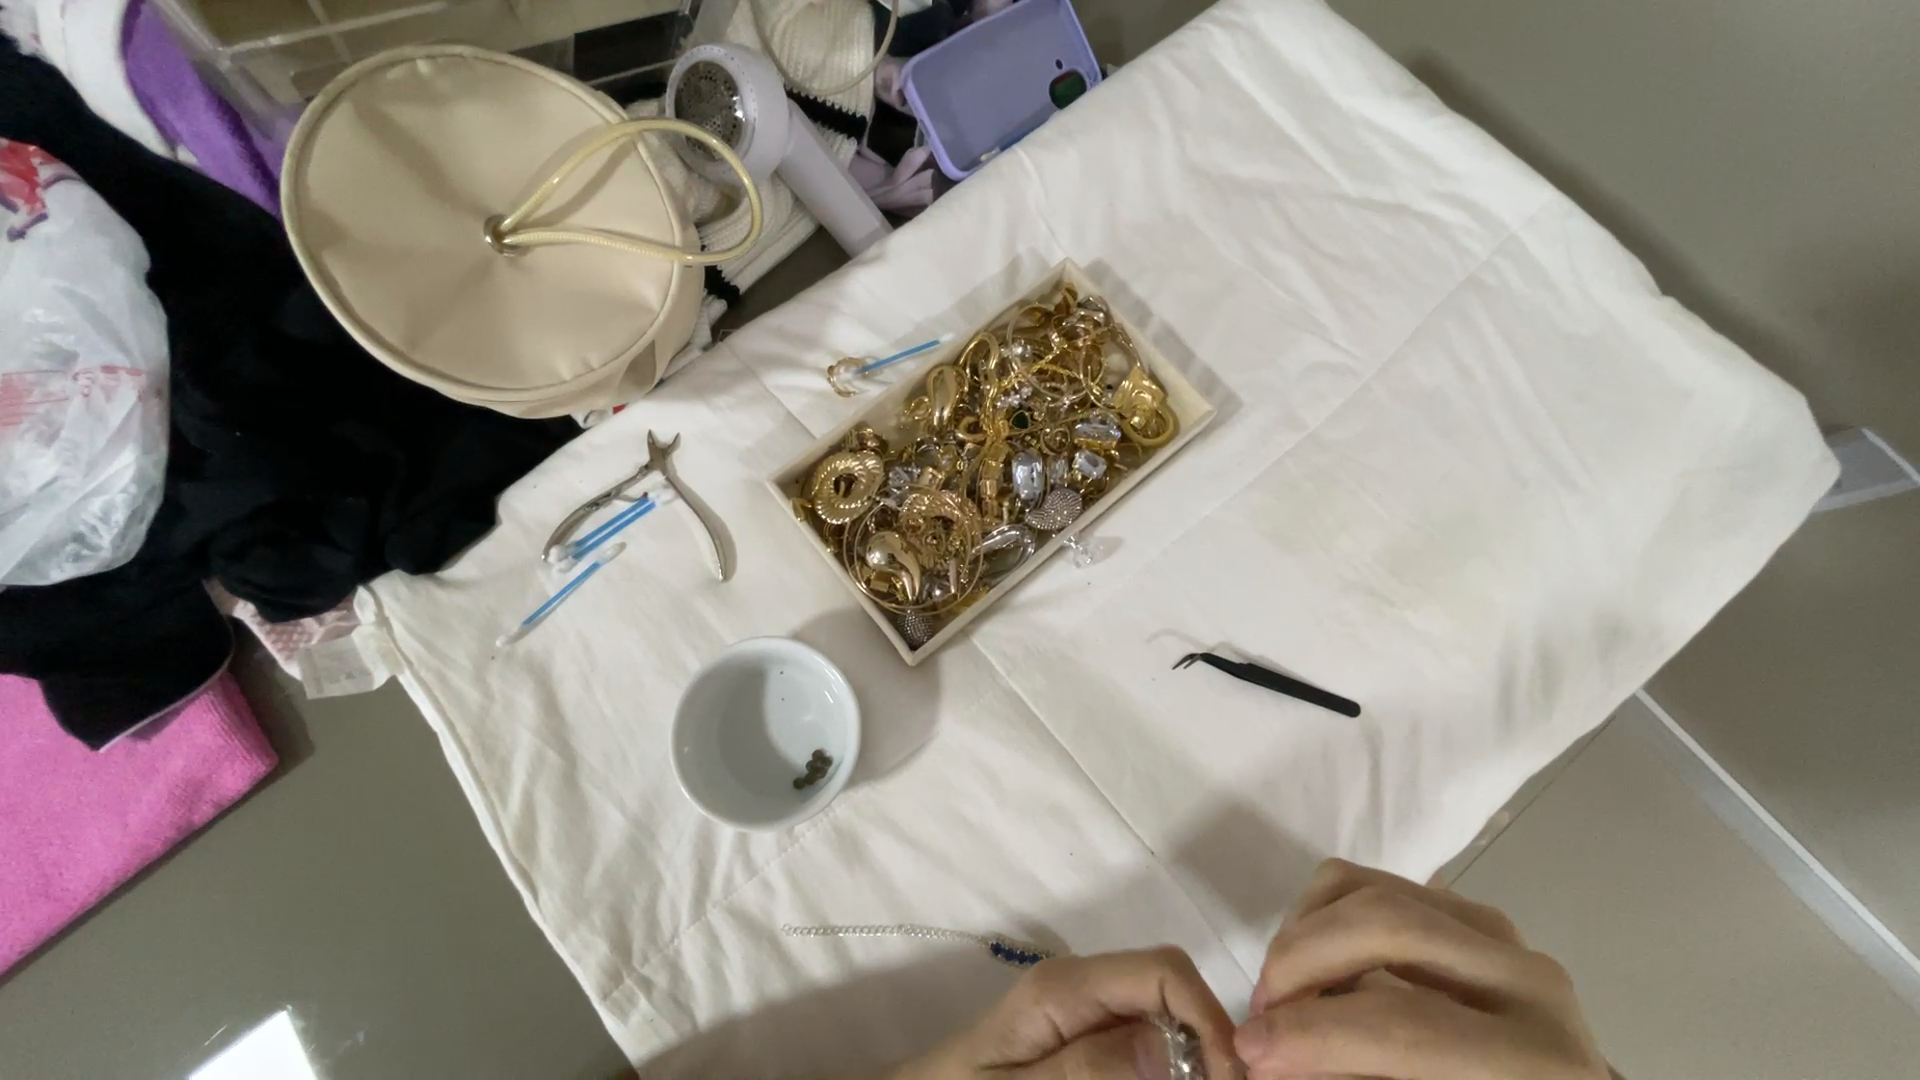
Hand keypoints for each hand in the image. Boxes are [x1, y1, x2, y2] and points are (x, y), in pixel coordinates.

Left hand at [887, 947, 1240, 1079]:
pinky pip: (1139, 1036)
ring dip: (1189, 1057)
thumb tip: (1175, 1043)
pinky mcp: (1084, 1030)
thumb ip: (1093, 1067)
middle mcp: (1082, 983)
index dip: (1209, 1017)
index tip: (1230, 1079)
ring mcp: (1084, 1005)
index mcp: (1067, 987)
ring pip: (1162, 1014)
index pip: (1163, 970)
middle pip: (1170, 988)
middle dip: (1207, 1041)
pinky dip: (1163, 1066)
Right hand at [1235, 860, 1609, 1079]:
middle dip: (1300, 961)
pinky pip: (1367, 881)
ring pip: (1366, 888)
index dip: (1312, 1034)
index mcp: (1536, 1060)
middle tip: (1259, 1006)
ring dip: (1303, 929)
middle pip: (1384, 925)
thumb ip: (1345, 1075)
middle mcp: (1527, 978)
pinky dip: (1320, 910)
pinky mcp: (1461, 911)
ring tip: (1282, 985)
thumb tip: (1260, 1057)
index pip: (1402, 1027)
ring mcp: (1494, 933)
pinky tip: (1313, 961)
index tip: (1249, 1049)